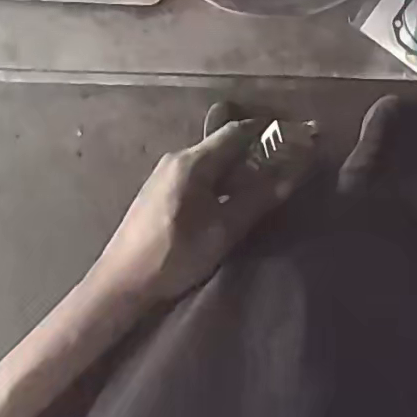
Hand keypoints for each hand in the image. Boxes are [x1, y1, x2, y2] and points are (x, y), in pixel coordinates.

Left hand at [93, 120, 309, 303]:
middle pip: (227, 143)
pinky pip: (202, 171)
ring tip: (268, 181)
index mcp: (194, 161)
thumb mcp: (223, 229)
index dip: (271, 131)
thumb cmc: (174, 255)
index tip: (298, 136)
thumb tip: (293, 174)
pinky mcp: (162, 189)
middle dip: (260, 149)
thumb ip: (258, 198)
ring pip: (215, 158)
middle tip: (289, 162)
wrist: (119, 285)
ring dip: (243, 166)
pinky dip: (225, 177)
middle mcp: (179, 158)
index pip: (239, 131)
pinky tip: (236, 196)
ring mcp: (167, 173)